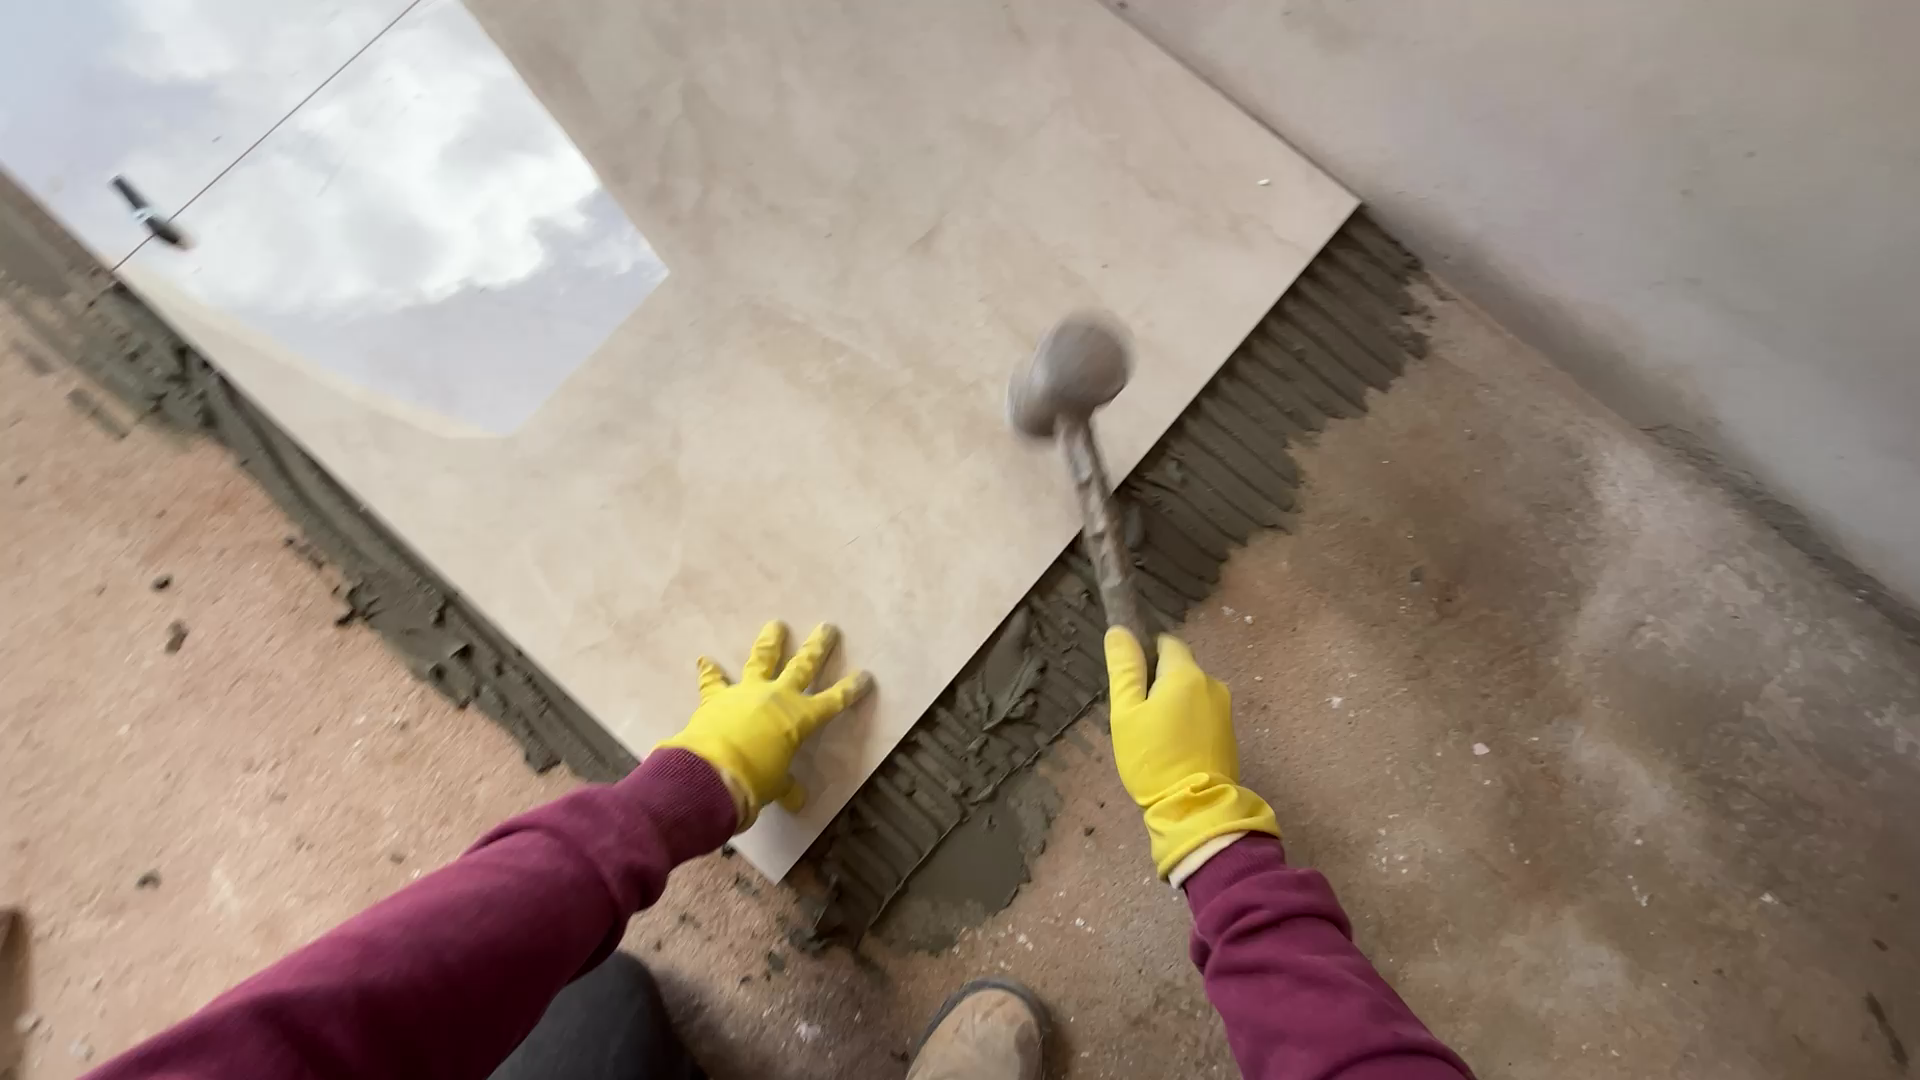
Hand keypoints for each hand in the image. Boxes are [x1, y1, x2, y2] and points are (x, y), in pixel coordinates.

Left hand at [656, 621, 871, 830]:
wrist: (711, 775)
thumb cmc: (754, 782)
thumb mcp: (775, 787)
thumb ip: (786, 787)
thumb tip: (798, 802)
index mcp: (801, 718)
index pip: (834, 700)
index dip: (851, 688)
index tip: (865, 675)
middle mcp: (778, 697)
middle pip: (803, 665)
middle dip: (817, 647)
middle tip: (827, 628)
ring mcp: (746, 692)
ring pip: (761, 659)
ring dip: (770, 641)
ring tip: (776, 624)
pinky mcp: (717, 698)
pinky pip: (714, 682)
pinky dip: (710, 672)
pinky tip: (705, 660)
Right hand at [1105, 628, 1279, 881]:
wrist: (1195, 809)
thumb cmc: (1153, 758)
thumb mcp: (1126, 712)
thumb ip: (1124, 668)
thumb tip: (1119, 629)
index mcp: (1185, 673)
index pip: (1165, 642)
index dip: (1145, 653)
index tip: (1129, 679)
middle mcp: (1211, 683)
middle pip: (1179, 668)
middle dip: (1157, 681)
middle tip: (1135, 712)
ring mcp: (1224, 709)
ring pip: (1190, 692)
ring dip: (1172, 702)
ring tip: (1152, 733)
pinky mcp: (1229, 733)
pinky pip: (1202, 712)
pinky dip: (1186, 720)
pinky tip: (1172, 746)